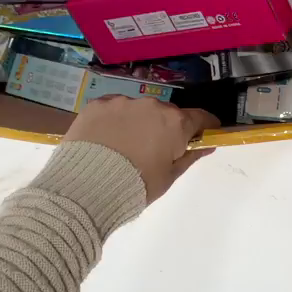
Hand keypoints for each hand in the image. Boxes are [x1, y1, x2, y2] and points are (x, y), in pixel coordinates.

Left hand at [66, 96, 219, 200]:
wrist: (85, 188)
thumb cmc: (135, 186)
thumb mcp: (168, 178)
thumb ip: (189, 157)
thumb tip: (206, 146)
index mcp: (175, 123)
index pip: (200, 118)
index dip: (205, 126)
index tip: (204, 134)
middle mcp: (152, 106)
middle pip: (168, 114)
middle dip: (166, 128)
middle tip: (154, 150)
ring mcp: (124, 102)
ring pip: (139, 110)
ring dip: (138, 123)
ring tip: (123, 147)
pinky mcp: (98, 104)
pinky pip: (113, 109)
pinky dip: (114, 121)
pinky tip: (105, 139)